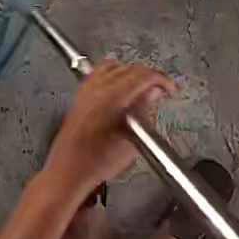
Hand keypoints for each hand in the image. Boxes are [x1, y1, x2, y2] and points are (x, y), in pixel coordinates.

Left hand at [42, 60, 172, 192]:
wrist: (69, 171)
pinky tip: (116, 82)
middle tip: (159, 90)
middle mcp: (96, 90)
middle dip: (148, 76)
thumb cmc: (95, 162)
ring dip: (130, 73)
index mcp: (111, 98)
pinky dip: (111, 73)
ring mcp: (85, 92)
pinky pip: (97, 74)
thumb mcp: (130, 141)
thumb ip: (143, 112)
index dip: (160, 79)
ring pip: (113, 68)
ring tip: (142, 87)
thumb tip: (153, 94)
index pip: (142, 75)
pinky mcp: (79, 98)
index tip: (169, 87)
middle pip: (128, 69)